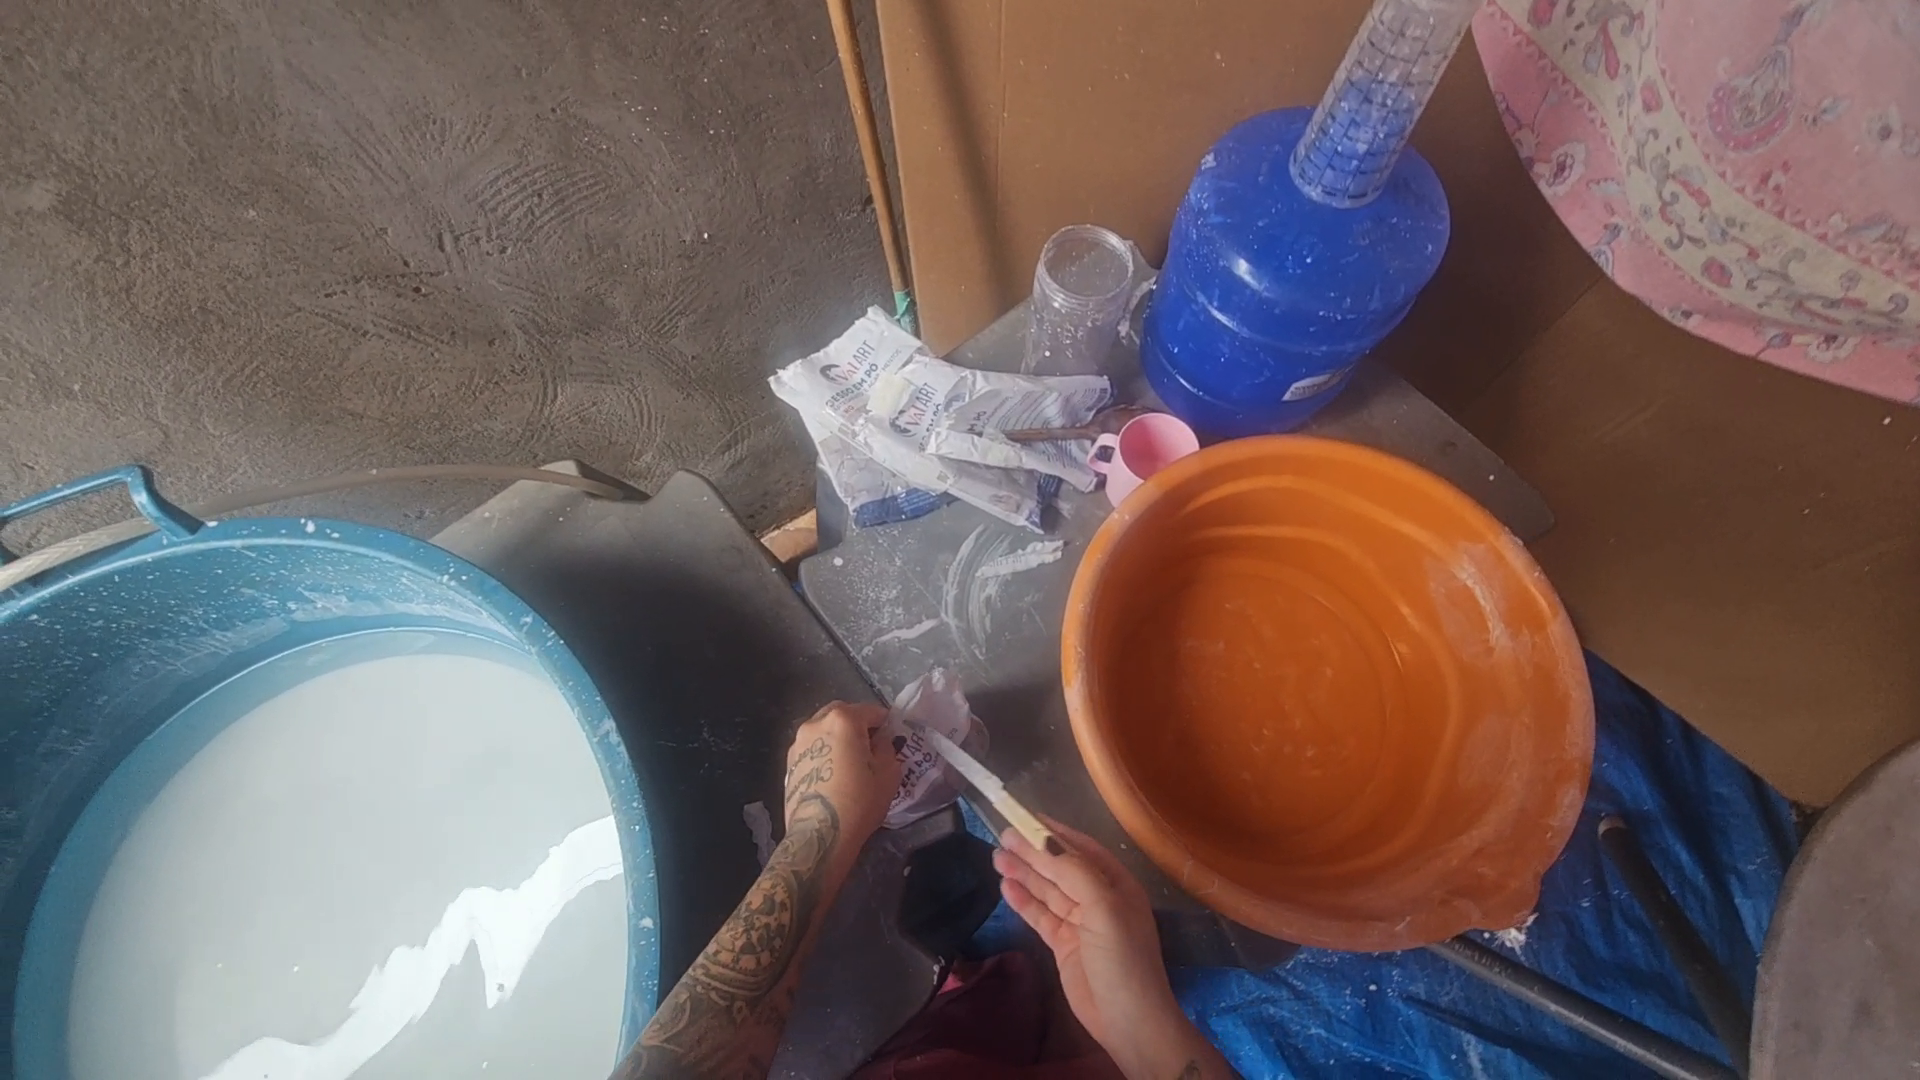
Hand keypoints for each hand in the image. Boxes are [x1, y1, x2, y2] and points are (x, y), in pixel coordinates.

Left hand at [784, 701, 900, 844]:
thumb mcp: (889, 772)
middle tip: (870, 747)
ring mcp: (798, 742)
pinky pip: (813, 747)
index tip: (892, 738)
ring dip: (839, 737)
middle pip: (843, 714)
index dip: (885, 723)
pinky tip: (833, 773)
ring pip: (825, 729)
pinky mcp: (789, 762)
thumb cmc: (859, 801)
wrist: (820, 835)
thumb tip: (879, 740)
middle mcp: (816, 723)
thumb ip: (887, 746)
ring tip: (850, 762)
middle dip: (858, 725)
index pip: (871, 711)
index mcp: (843, 719)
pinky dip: (824, 751)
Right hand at [995, 818, 1234, 1079]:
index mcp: (1116, 884)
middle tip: (1003, 836)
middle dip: (1033, 852)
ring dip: (1024, 873)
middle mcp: (1098, 898)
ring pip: (1047, 890)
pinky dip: (1023, 900)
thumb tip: (1045, 845)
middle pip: (1060, 868)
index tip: (1027, 817)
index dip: (1055, 832)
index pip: (1082, 848)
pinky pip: (1040, 915)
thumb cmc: (1123, 958)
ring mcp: (1079, 922)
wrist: (1129, 1022)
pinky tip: (1005, 887)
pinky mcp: (1063, 944)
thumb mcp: (1104, 907)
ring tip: (997, 857)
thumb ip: (1075, 873)